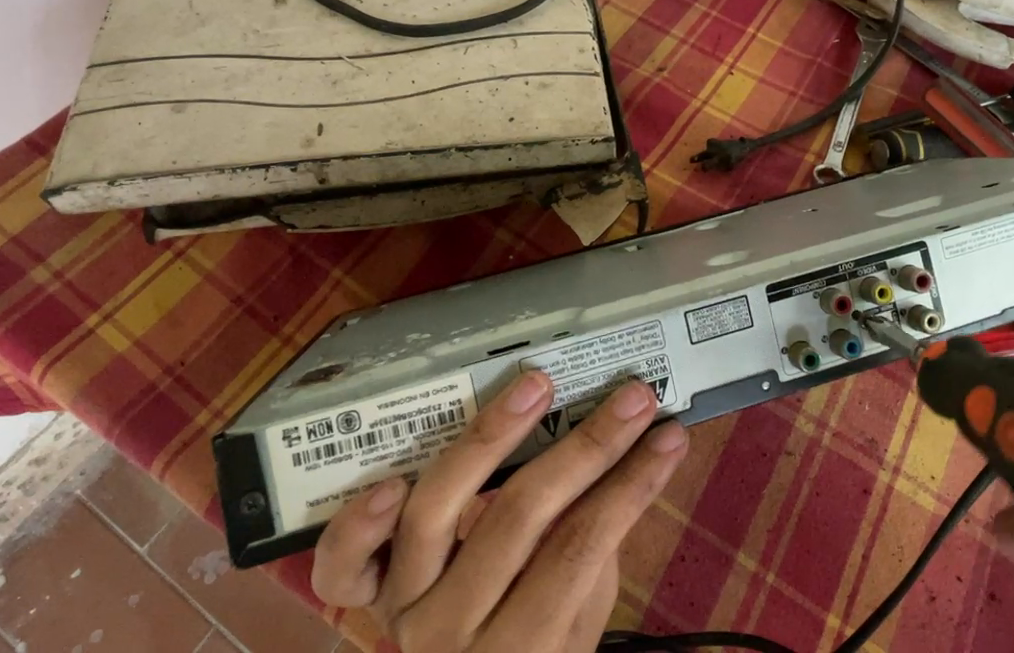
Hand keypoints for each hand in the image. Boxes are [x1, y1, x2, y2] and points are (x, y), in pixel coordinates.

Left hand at [311, 371, 687, 651]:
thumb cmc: (535, 647)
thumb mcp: (578, 618)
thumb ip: (590, 547)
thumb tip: (623, 455)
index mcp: (525, 647)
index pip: (583, 548)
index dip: (631, 485)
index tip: (669, 434)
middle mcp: (454, 630)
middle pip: (520, 518)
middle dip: (585, 448)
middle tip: (629, 397)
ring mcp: (401, 608)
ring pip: (437, 511)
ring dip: (490, 439)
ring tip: (535, 386)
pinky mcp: (363, 595)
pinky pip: (345, 565)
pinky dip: (360, 523)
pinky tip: (392, 480)